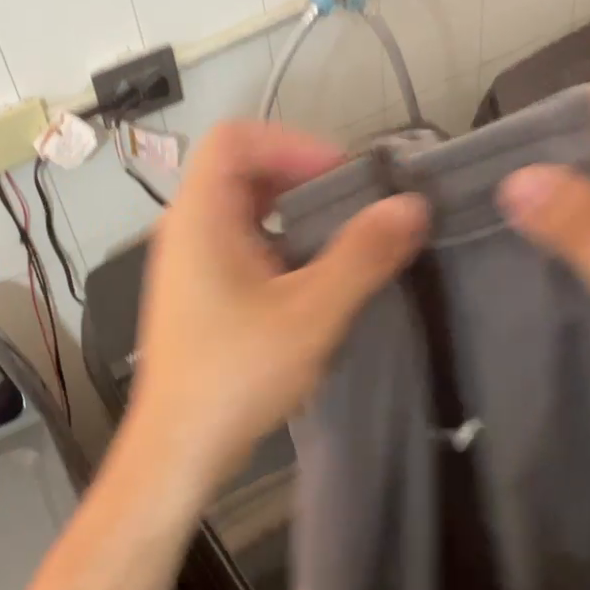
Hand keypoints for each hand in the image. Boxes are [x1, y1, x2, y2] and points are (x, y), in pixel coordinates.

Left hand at [127, 121, 427, 489]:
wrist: (178, 450)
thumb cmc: (235, 376)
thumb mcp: (310, 314)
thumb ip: (363, 255)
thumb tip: (411, 206)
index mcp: (199, 217)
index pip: (236, 138)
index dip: (293, 144)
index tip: (342, 181)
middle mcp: (185, 235)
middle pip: (243, 177)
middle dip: (304, 187)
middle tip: (355, 217)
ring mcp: (187, 272)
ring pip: (245, 223)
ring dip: (296, 230)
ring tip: (343, 258)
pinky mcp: (197, 306)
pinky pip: (241, 260)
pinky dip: (279, 262)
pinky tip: (314, 298)